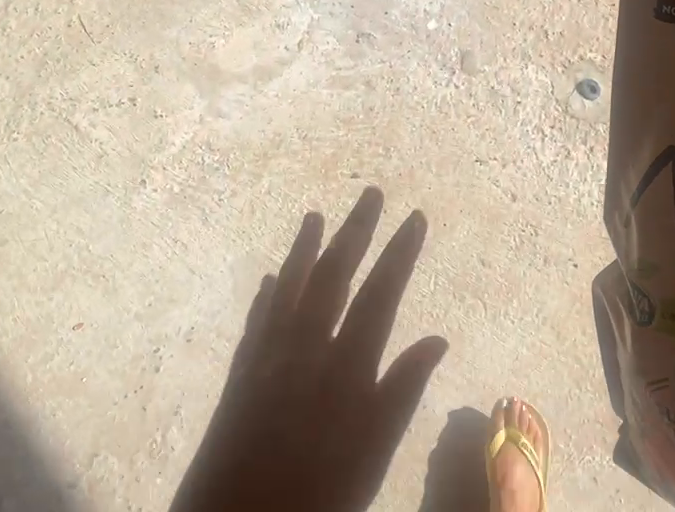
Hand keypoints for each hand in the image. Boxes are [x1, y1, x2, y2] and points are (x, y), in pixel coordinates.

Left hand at [171, 187, 447, 511]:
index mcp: (344, 367)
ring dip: (305, 249)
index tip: (415, 216)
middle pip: (332, 277)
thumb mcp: (372, 455)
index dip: (399, 253)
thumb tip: (436, 339)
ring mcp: (266, 360)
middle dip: (355, 232)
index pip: (380, 295)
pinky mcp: (238, 379)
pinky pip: (256, 321)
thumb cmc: (316, 495)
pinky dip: (266, 295)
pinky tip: (270, 278)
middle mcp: (304, 350)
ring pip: (289, 288)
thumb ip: (400, 393)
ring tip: (315, 215)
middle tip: (370, 193)